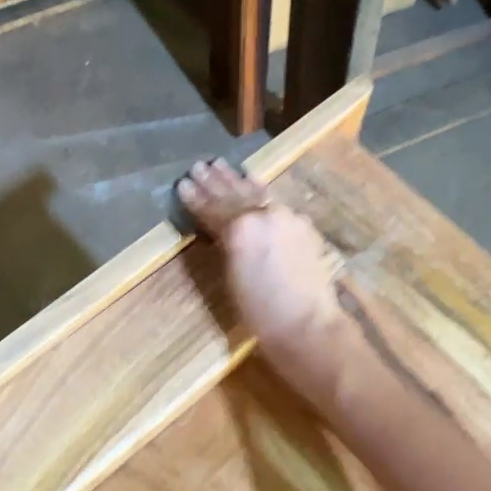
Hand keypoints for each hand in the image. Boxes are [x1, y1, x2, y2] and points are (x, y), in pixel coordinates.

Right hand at [175, 159, 348, 353]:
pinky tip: (254, 185)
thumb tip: (220, 229)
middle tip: (199, 166)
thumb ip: (226, 244)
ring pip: (257, 193)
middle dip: (215, 181)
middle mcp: (263, 214)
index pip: (212, 208)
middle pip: (234, 194)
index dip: (196, 197)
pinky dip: (260, 192)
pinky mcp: (303, 225)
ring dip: (237, 180)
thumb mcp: (231, 277)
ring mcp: (286, 216)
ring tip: (221, 166)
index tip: (183, 184)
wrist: (307, 324)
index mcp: (240, 228)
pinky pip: (276, 202)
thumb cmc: (260, 312)